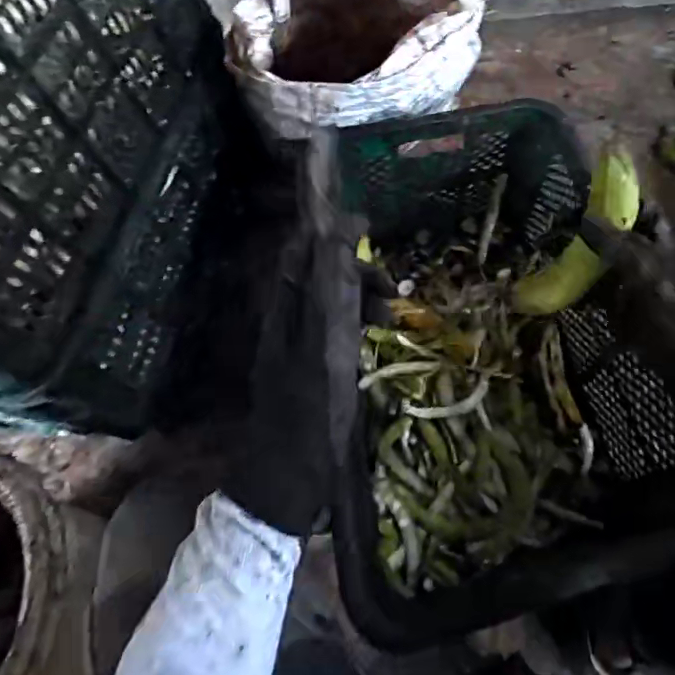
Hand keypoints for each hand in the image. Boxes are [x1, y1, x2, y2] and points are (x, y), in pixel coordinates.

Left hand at [221, 133, 368, 536]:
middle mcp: (284, 312)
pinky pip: (331, 317)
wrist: (282, 484)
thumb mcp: (328, 353)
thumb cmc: (310, 419)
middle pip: (316, 263)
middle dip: (353, 260)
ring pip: (327, 291)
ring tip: (393, 310)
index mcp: (287, 305)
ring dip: (360, 290)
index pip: (303, 241)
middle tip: (391, 280)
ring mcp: (291, 336)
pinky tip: (376, 331)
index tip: (346, 190)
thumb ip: (332, 293)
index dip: (320, 209)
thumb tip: (334, 235)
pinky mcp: (302, 356)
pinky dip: (355, 315)